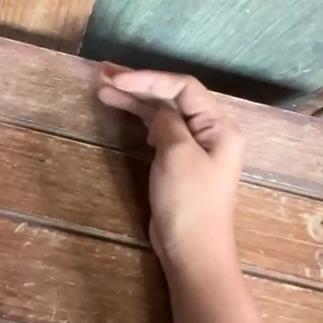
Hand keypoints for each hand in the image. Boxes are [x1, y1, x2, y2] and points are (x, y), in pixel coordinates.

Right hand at [96, 63, 245, 269]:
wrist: (192, 249)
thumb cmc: (189, 203)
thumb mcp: (177, 156)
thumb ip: (168, 124)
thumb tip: (157, 110)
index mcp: (219, 126)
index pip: (183, 87)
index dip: (148, 78)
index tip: (116, 79)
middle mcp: (209, 131)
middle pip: (172, 96)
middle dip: (138, 83)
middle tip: (103, 73)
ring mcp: (193, 146)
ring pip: (162, 111)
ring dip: (134, 98)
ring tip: (102, 88)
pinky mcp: (177, 161)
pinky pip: (158, 128)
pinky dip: (139, 117)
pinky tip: (122, 110)